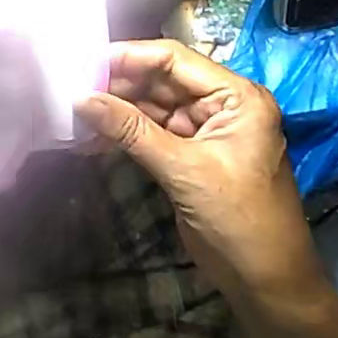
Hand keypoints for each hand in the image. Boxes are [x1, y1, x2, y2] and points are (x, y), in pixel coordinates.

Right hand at [75, 40, 320, 291]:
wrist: (266, 280)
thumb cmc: (238, 219)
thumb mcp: (184, 169)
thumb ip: (131, 130)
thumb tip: (81, 99)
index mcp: (236, 96)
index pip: (175, 60)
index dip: (129, 57)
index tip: (85, 62)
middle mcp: (220, 105)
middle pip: (160, 81)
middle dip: (117, 84)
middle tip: (72, 86)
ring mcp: (203, 130)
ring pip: (151, 107)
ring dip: (116, 109)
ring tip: (75, 109)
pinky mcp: (187, 154)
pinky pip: (149, 132)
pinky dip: (123, 133)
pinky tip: (91, 135)